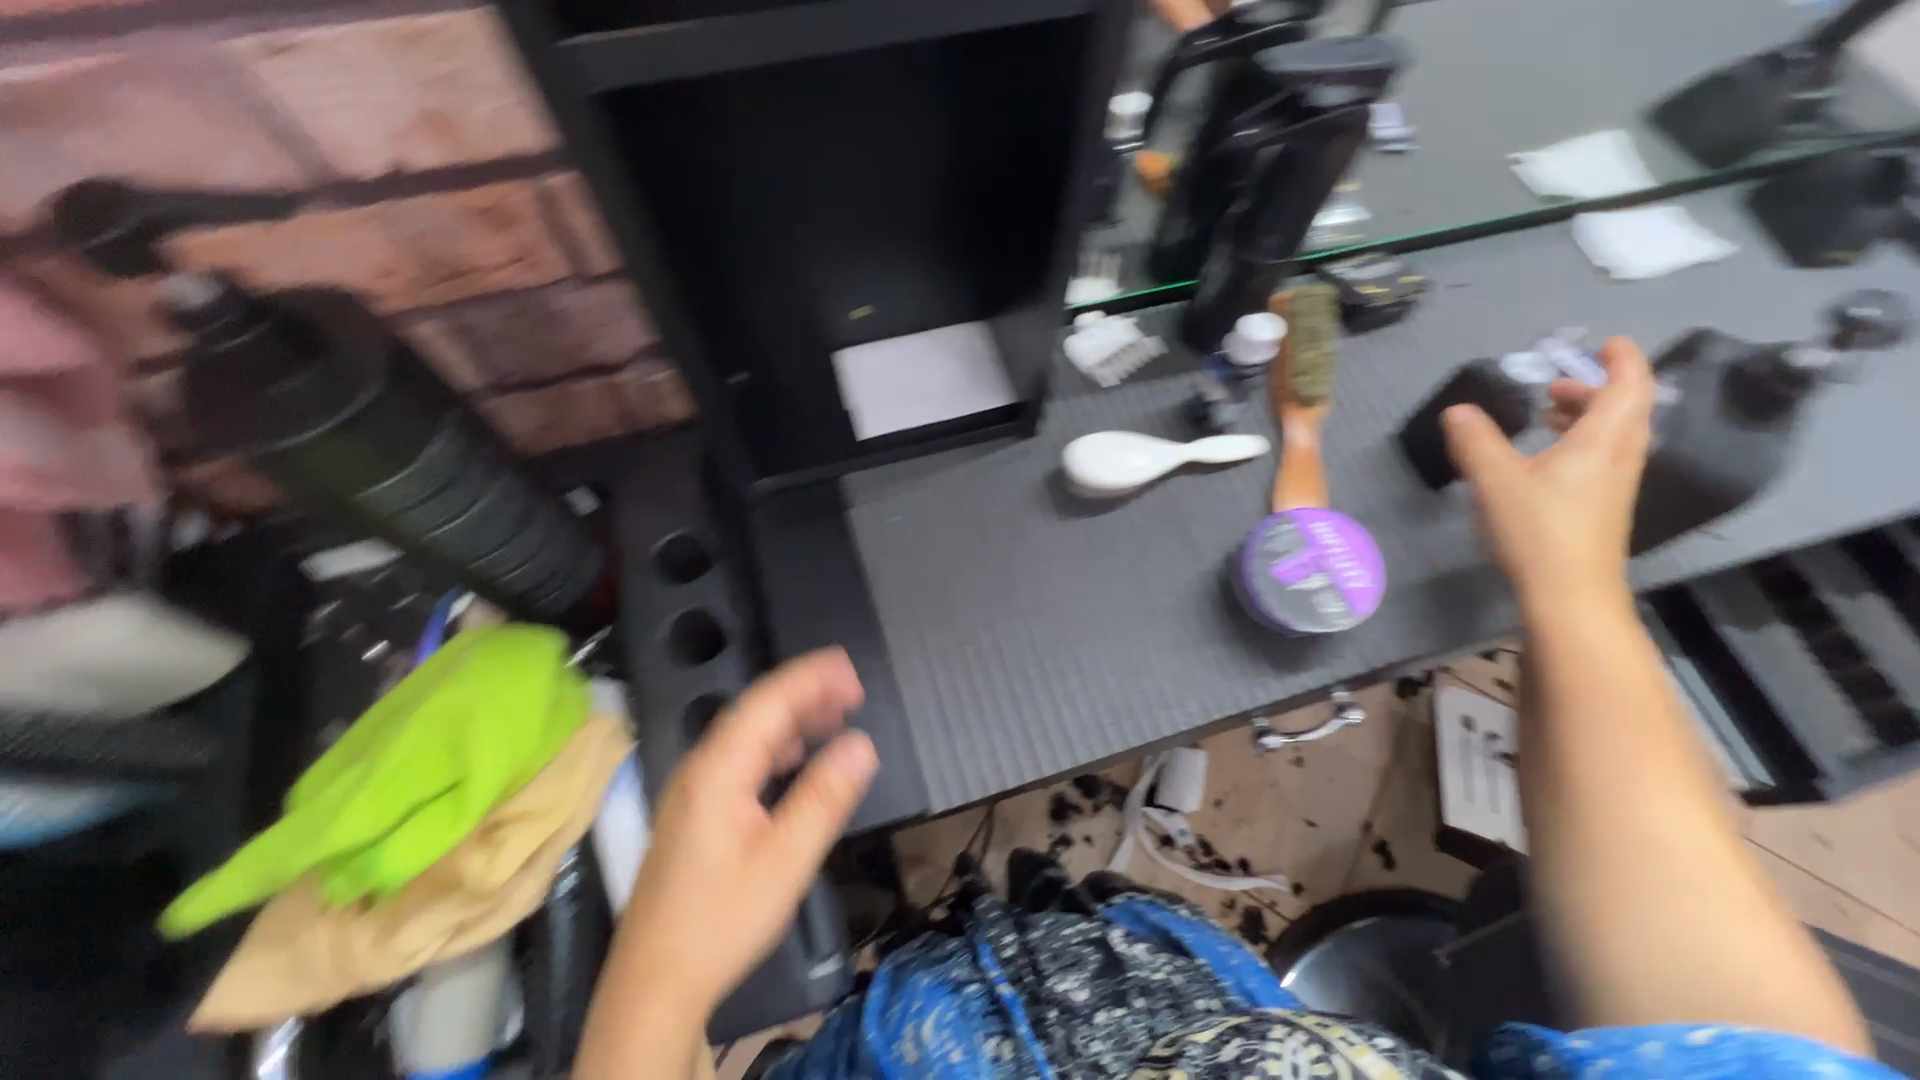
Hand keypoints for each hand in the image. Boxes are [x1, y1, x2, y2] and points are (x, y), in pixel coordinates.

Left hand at [619, 648, 876, 1013]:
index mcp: (718, 770)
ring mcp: (693, 791)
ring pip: (747, 737)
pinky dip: (775, 749)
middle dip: (804, 693)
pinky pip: (739, 761)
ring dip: (792, 720)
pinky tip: (797, 759)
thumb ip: (824, 797)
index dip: (809, 677)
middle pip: (755, 713)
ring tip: (835, 715)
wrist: (655, 982)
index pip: (767, 701)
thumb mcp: (785, 860)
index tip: (849, 667)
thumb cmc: (721, 921)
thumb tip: (861, 745)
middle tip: (852, 689)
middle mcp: (699, 769)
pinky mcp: (695, 813)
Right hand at [1443, 336, 1655, 610]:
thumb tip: (1458, 410)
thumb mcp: (1495, 481)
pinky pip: (1605, 458)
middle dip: (1595, 388)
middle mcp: (1619, 457)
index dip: (1623, 360)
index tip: (1605, 344)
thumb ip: (1476, 441)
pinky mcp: (1605, 508)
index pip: (1629, 386)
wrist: (1570, 595)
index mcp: (1602, 441)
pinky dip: (1583, 441)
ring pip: (1616, 435)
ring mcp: (1616, 485)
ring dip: (1589, 416)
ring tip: (1549, 415)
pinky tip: (1548, 459)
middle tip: (1557, 383)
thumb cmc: (1538, 531)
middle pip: (1625, 408)